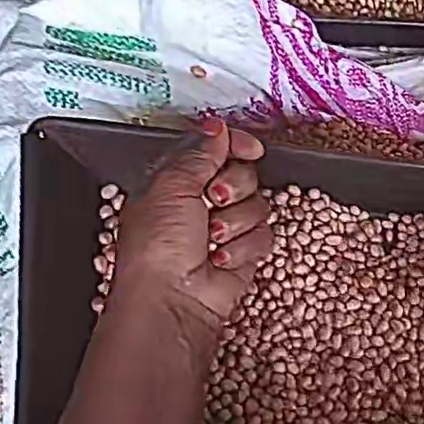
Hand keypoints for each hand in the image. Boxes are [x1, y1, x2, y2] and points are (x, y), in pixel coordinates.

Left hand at [111, 121, 271, 333]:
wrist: (174, 295)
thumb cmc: (159, 245)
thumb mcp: (171, 185)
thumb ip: (200, 153)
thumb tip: (217, 128)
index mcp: (180, 178)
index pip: (218, 148)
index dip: (236, 145)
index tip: (250, 149)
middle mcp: (205, 200)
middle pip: (244, 175)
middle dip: (233, 187)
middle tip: (213, 200)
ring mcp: (229, 227)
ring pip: (258, 206)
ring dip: (236, 222)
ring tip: (212, 238)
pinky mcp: (247, 252)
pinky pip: (265, 236)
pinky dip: (244, 247)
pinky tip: (222, 259)